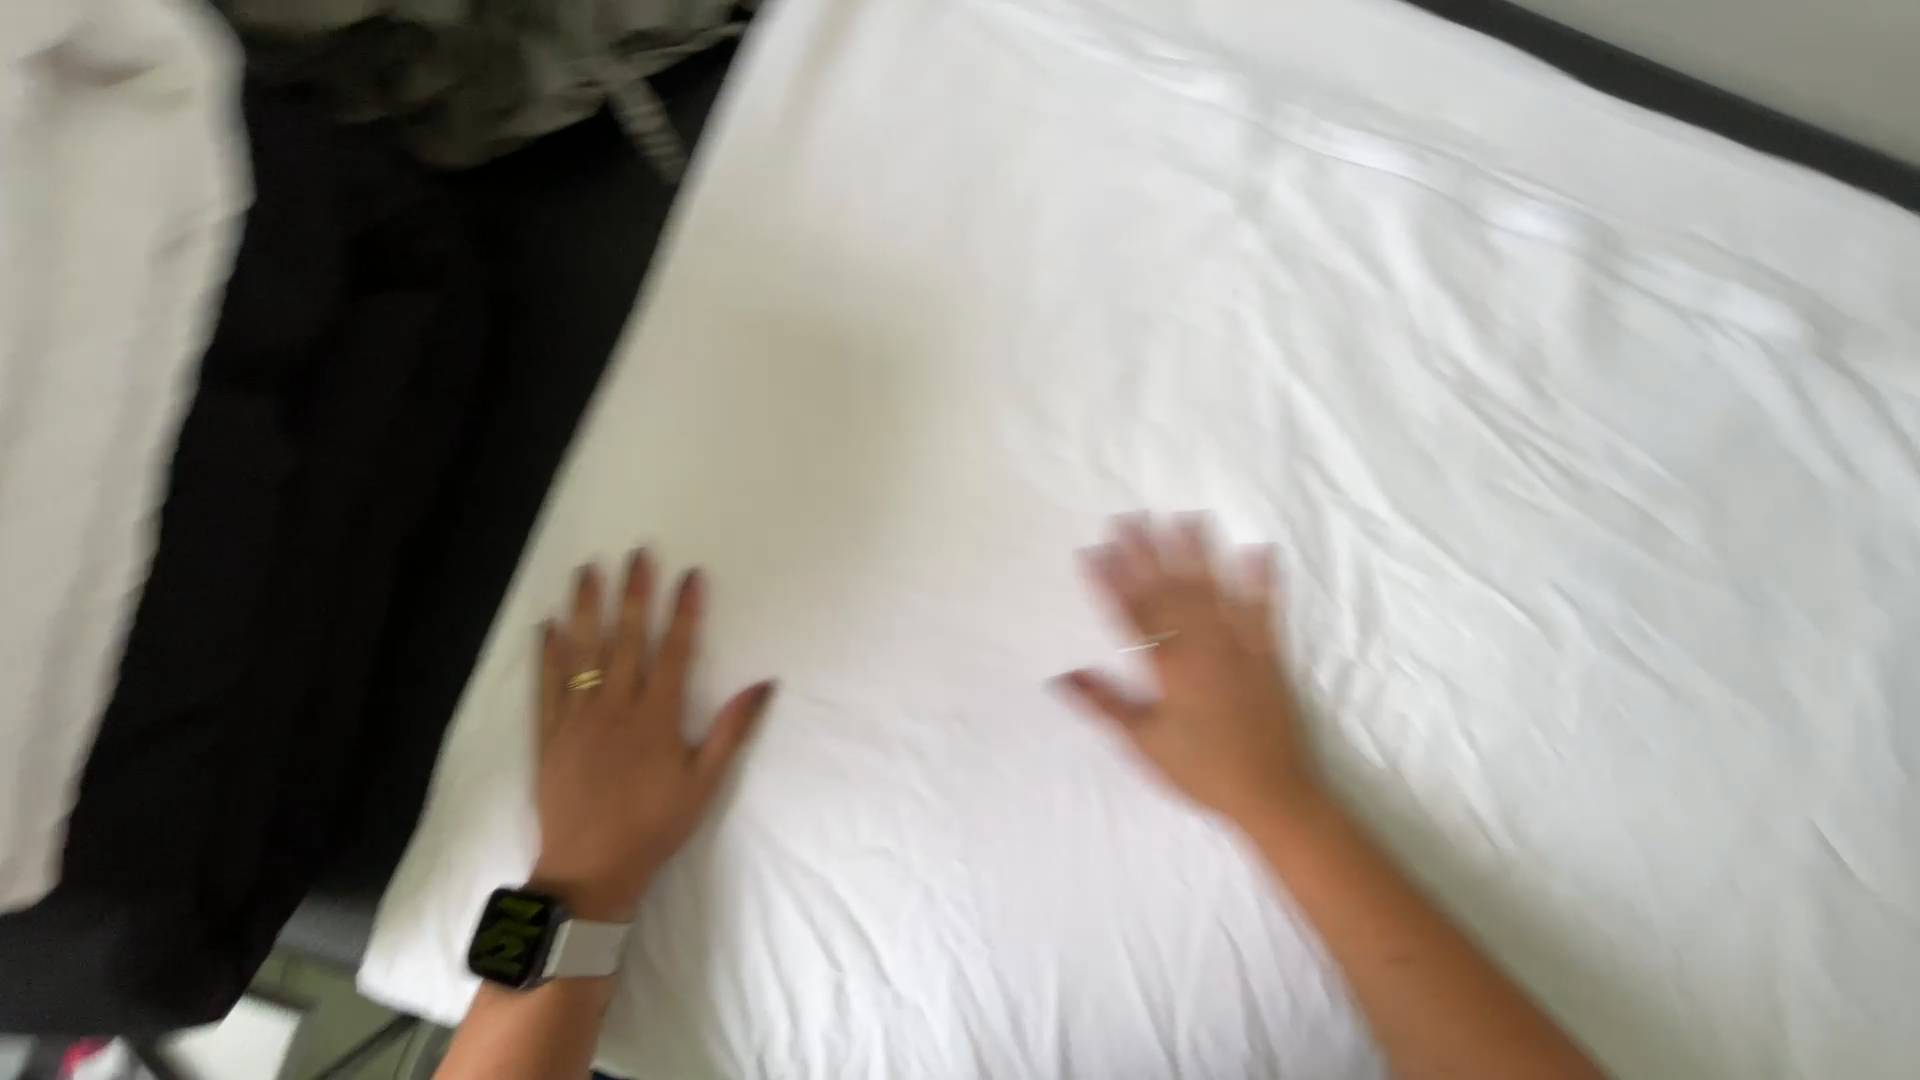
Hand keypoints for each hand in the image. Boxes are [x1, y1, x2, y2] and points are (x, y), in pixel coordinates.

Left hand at [530, 551, 775, 920]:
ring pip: (581, 653)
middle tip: (636, 554)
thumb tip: (765, 685)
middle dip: (634, 593)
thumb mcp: (705, 783)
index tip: (690, 576)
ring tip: (587, 571)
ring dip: (585, 609)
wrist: (590, 870)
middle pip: (626, 639)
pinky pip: (546, 687)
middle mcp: (616, 708)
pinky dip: (547, 654)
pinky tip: (547, 626)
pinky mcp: (548, 737)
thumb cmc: (655, 826)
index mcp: (657, 718)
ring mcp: (577, 720)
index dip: (684, 611)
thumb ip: (732, 731)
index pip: (674, 651)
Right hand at [1056, 514, 1322, 826]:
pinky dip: (1263, 580)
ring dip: (1199, 552)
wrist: (1273, 795)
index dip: (1110, 580)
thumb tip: (1061, 675)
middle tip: (1130, 517)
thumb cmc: (1200, 770)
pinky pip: (1266, 611)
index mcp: (1168, 668)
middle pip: (1169, 591)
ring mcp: (1240, 647)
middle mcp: (1203, 647)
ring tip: (1186, 516)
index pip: (1132, 614)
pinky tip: (1260, 550)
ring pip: (1214, 590)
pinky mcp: (1271, 655)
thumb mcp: (1142, 743)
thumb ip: (1103, 704)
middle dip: (1147, 552)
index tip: (1093, 551)